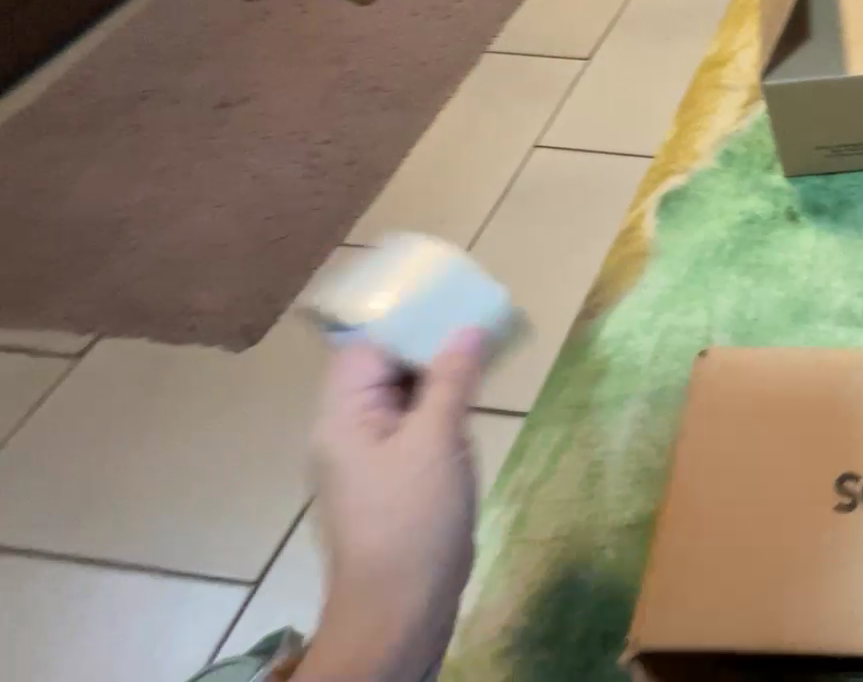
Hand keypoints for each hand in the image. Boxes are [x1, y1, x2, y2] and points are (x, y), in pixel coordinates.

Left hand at [294, 329, 489, 681]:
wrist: (403, 601)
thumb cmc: (412, 517)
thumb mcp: (436, 440)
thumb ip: (452, 380)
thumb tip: (469, 327)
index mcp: (343, 418)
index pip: (363, 349)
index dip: (401, 320)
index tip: (446, 295)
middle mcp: (352, 429)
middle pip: (384, 367)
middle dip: (428, 338)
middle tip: (476, 310)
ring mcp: (377, 452)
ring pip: (406, 392)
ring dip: (442, 366)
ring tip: (486, 338)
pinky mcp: (402, 470)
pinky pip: (420, 417)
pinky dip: (447, 395)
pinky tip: (479, 385)